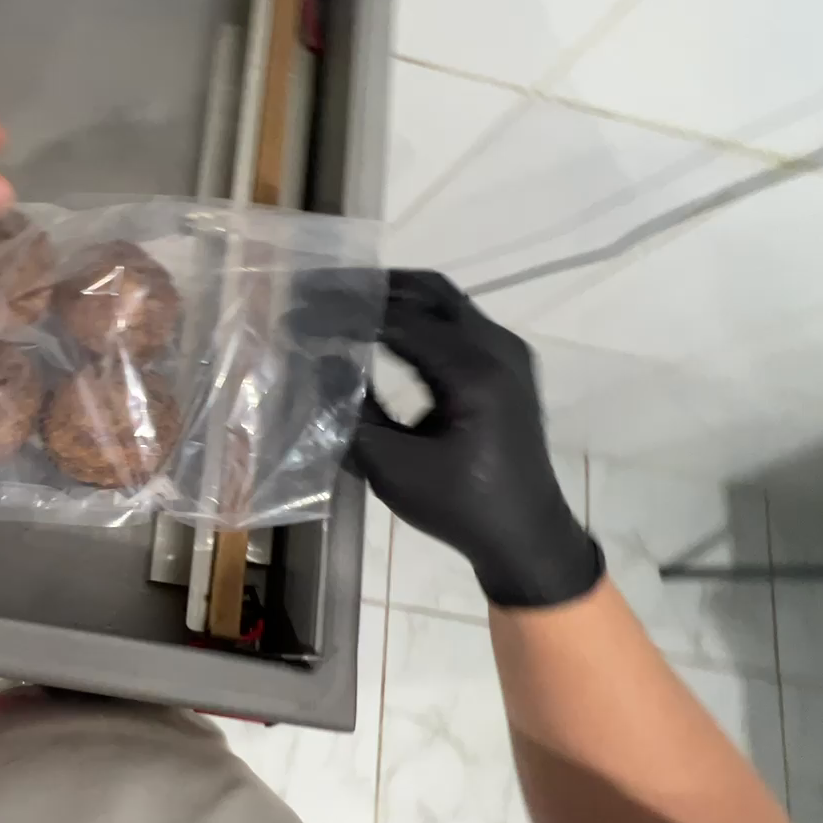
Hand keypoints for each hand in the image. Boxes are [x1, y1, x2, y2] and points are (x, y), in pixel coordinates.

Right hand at [307, 269, 602, 607]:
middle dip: (371, 288)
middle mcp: (497, 349)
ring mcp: (506, 354)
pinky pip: (454, 324)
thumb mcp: (392, 465)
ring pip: (444, 303)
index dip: (344, 313)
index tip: (298, 312)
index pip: (399, 321)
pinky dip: (413, 319)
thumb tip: (317, 363)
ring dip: (393, 299)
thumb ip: (351, 411)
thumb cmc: (457, 505)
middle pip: (429, 293)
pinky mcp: (503, 367)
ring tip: (340, 305)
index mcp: (475, 373)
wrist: (524, 534)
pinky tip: (378, 331)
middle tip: (319, 291)